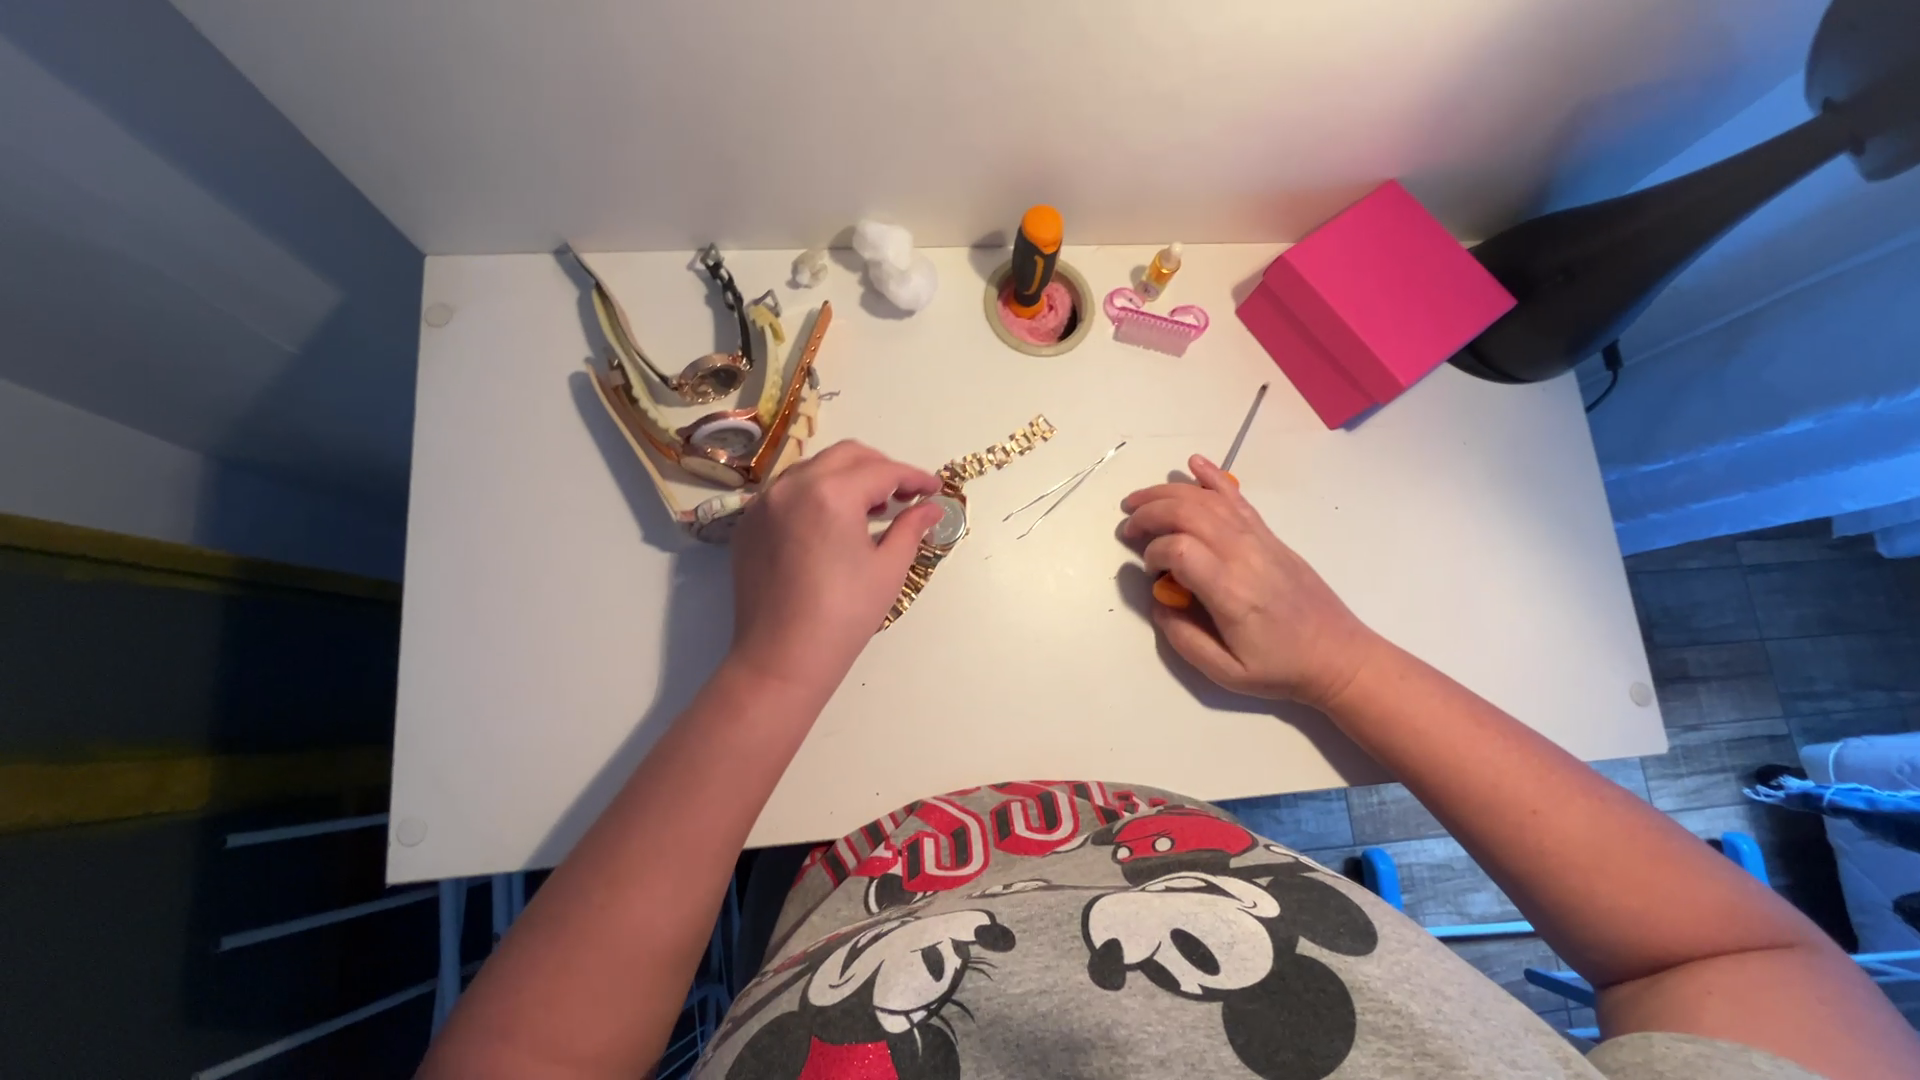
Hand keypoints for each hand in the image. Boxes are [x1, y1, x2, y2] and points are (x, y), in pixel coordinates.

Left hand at [727, 441, 945, 696]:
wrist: (781, 658)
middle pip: (845, 456)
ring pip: (813, 469)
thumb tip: (930, 508)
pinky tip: (832, 524)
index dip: (913, 477)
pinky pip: (787, 492)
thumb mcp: (887, 569)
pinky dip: (815, 494)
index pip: (882, 471)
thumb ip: (910, 528)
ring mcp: (764, 503)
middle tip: (905, 494)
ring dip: (846, 477)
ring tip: (871, 508)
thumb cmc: (844, 616)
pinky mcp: (749, 524)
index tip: (933, 489)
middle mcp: (792, 486)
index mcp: (831, 493)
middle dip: (880, 467)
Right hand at [1121, 455, 1381, 707]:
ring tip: (1138, 501)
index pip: (1179, 549)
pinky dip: (1212, 477)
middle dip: (1149, 513)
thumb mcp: (1225, 672)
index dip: (1152, 553)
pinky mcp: (1268, 535)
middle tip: (1128, 528)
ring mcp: (1259, 540)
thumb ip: (1182, 638)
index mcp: (1231, 592)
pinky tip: (1193, 464)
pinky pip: (1236, 498)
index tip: (1149, 573)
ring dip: (1167, 493)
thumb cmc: (1280, 668)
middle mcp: (1244, 555)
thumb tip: (1159, 602)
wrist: (1338, 655)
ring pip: (1207, 500)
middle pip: (1188, 512)